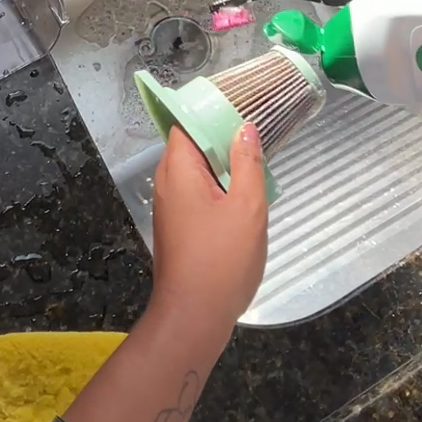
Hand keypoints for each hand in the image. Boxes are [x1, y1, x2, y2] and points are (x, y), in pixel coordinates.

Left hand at [148, 124, 267, 334]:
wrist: (194, 316)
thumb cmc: (221, 259)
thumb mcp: (247, 207)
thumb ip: (248, 163)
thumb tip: (246, 127)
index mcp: (178, 168)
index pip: (187, 123)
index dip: (211, 112)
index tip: (239, 104)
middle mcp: (167, 181)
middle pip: (191, 144)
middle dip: (220, 136)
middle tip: (254, 129)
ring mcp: (170, 204)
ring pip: (195, 169)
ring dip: (221, 162)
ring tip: (254, 156)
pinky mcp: (177, 223)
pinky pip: (196, 190)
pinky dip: (216, 184)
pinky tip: (241, 190)